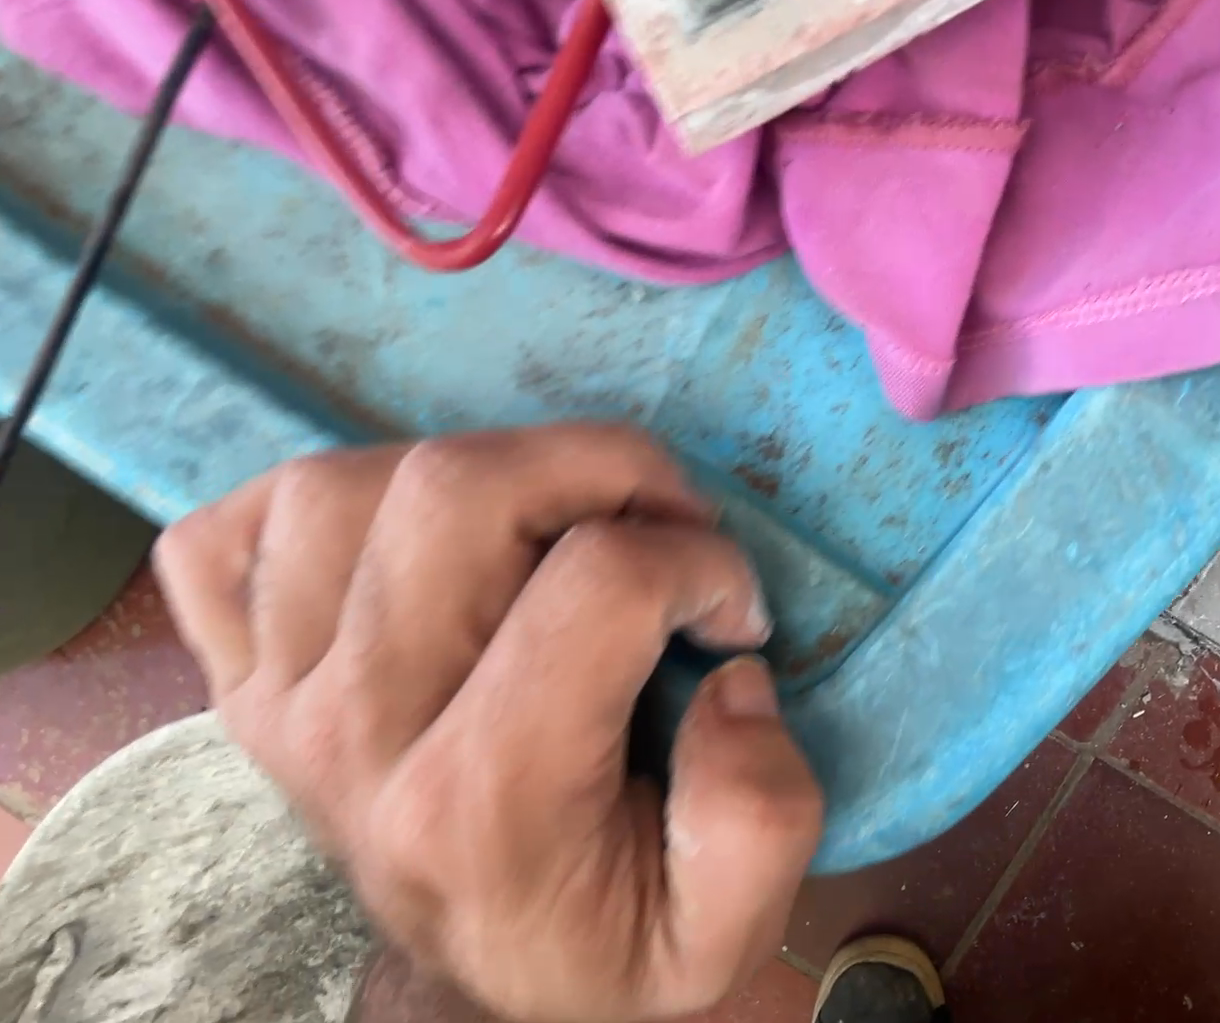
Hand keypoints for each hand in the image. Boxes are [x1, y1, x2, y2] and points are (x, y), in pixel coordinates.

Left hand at [153, 424, 823, 1022]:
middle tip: (675, 520)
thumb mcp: (724, 931)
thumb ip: (760, 820)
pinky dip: (341, 502)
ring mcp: (283, 698)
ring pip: (353, 486)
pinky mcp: (246, 677)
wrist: (496, 980)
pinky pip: (239, 531)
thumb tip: (733, 678)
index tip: (739, 614)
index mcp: (487, 798)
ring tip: (576, 523)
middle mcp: (360, 734)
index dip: (705, 565)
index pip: (601, 586)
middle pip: (461, 496)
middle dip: (611, 468)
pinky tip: (432, 544)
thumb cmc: (616, 937)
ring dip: (499, 469)